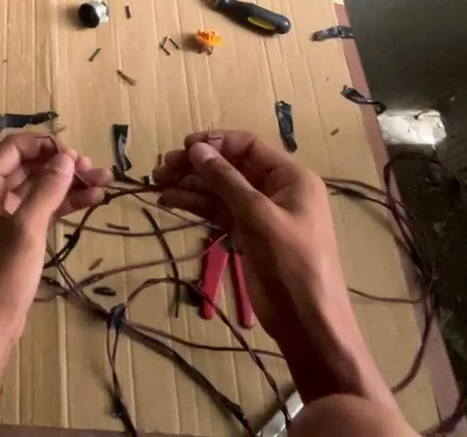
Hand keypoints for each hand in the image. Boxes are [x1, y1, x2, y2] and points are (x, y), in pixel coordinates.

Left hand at [0, 134, 109, 351]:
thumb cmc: (1, 276)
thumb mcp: (27, 229)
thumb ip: (47, 190)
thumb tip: (67, 157)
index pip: (14, 148)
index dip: (45, 145)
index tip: (75, 155)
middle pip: (28, 165)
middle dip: (62, 164)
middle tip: (94, 170)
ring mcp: (3, 214)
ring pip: (38, 186)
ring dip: (68, 182)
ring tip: (103, 182)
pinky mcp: (16, 233)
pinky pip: (41, 207)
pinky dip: (64, 202)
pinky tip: (92, 200)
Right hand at [153, 129, 341, 305]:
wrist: (308, 323)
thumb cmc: (291, 262)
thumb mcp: (258, 216)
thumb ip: (226, 180)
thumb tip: (196, 148)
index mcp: (291, 177)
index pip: (248, 145)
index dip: (216, 142)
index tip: (184, 146)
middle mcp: (276, 189)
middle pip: (230, 166)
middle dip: (197, 165)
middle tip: (163, 168)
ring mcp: (260, 212)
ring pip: (220, 188)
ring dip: (190, 184)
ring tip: (158, 183)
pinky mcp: (247, 233)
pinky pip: (218, 209)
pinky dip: (196, 204)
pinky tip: (171, 201)